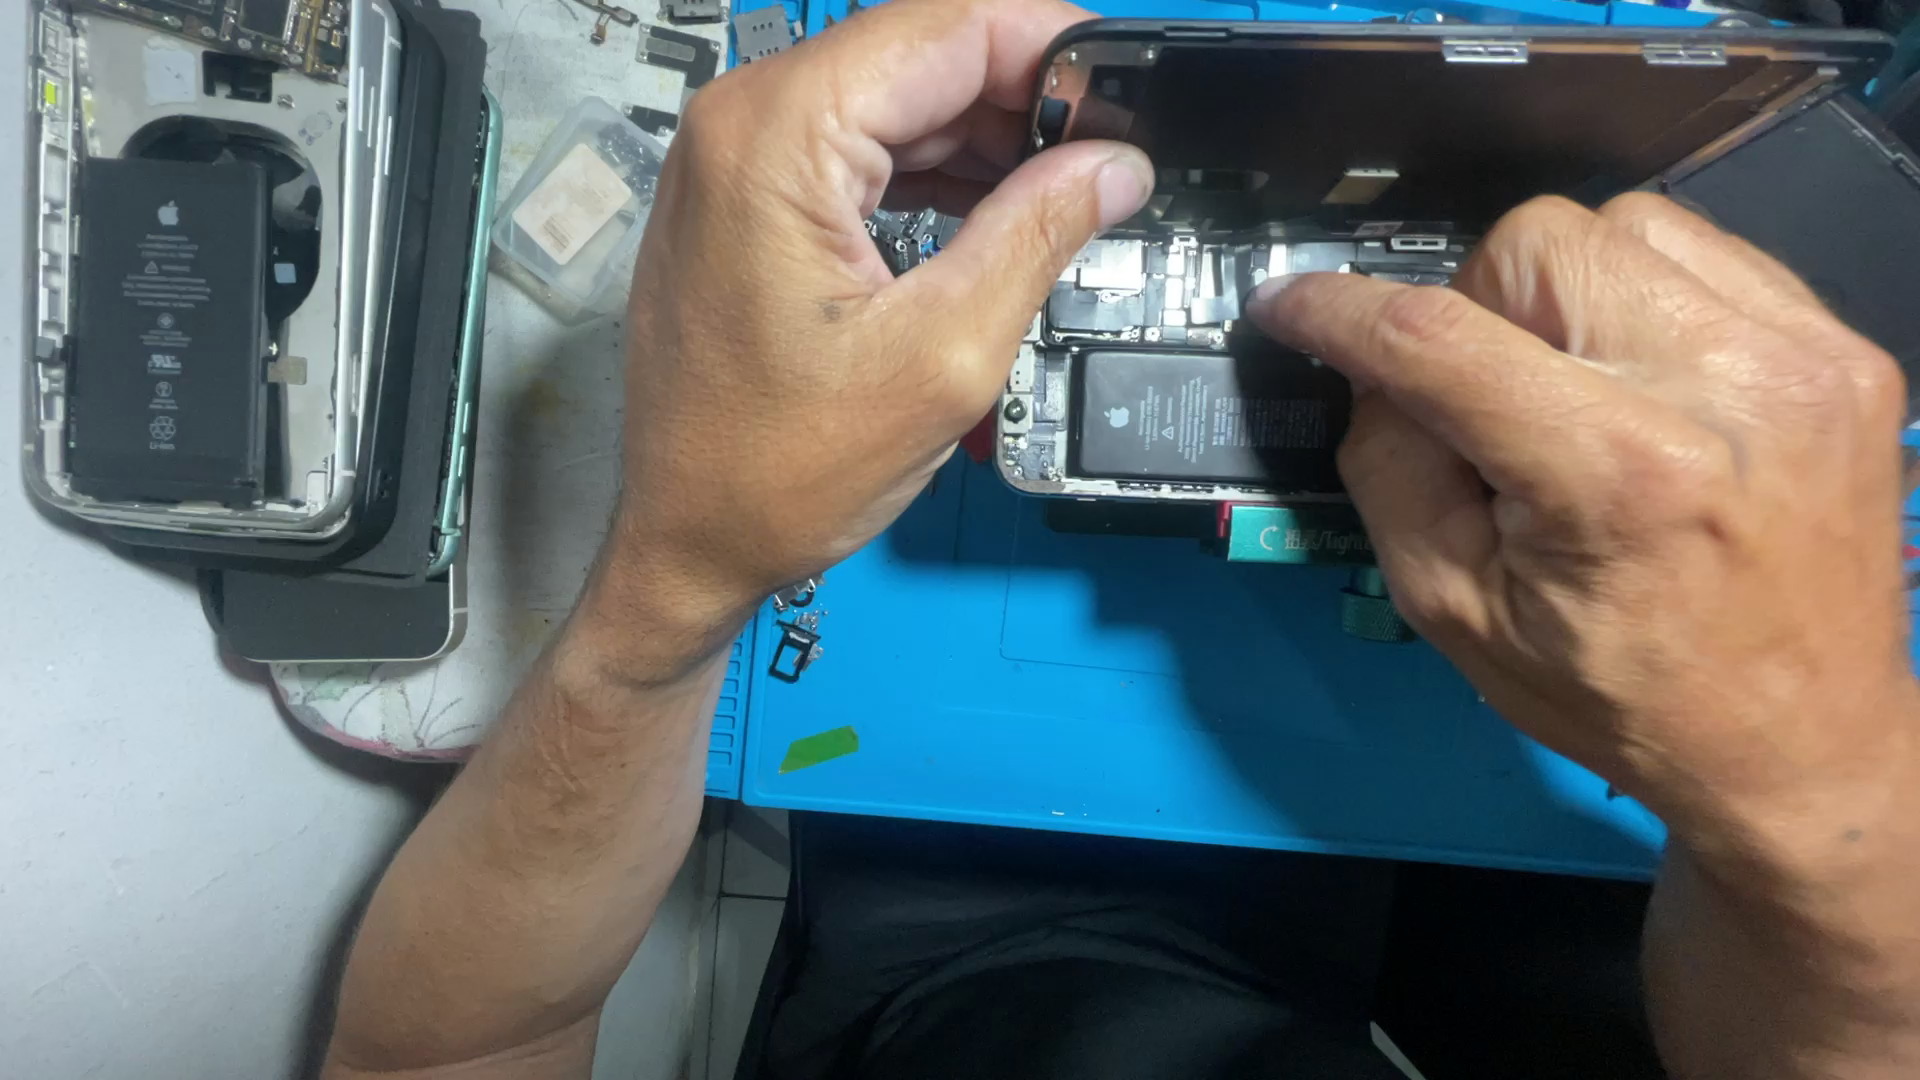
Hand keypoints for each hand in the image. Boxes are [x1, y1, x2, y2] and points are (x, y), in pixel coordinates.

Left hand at [579, 0, 1151, 670]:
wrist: (694, 542)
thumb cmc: (785, 474)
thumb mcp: (942, 358)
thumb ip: (1035, 239)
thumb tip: (1110, 168)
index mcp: (777, 141)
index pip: (947, 29)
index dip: (1052, 48)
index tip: (1121, 94)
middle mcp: (739, 131)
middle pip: (915, 62)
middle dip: (1020, 101)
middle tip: (1101, 159)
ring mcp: (732, 172)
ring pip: (887, 112)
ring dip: (977, 143)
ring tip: (1057, 194)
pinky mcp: (741, 217)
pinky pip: (852, 164)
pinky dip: (925, 180)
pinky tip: (982, 214)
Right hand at [1246, 194, 1918, 849]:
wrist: (1788, 734)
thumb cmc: (1591, 685)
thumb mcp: (1439, 597)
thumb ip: (1388, 466)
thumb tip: (1372, 366)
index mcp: (1612, 474)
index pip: (1436, 342)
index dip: (1336, 310)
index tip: (1279, 303)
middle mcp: (1729, 383)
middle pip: (1534, 244)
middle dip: (1461, 305)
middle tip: (1463, 395)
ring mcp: (1808, 351)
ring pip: (1614, 226)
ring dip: (1536, 295)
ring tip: (1542, 385)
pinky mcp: (1844, 344)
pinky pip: (1689, 250)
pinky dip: (1613, 292)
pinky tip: (1612, 373)